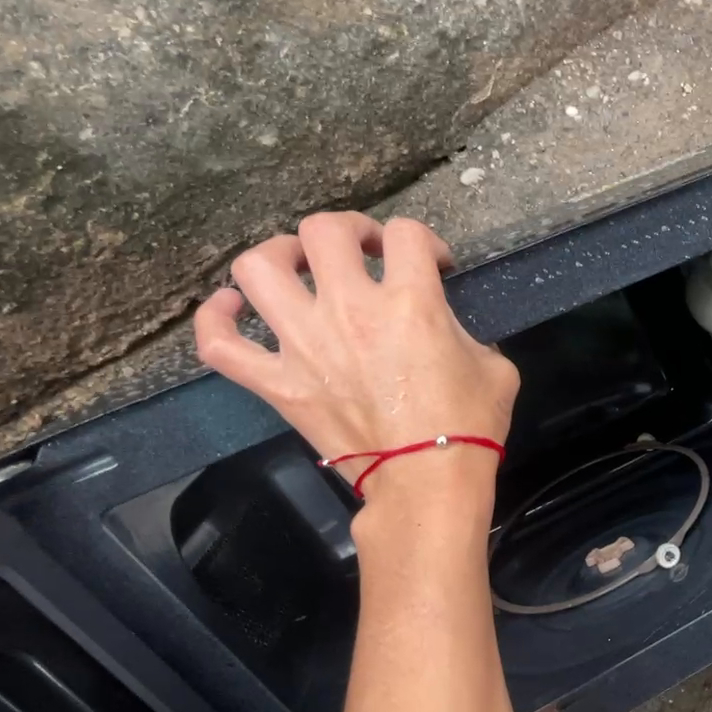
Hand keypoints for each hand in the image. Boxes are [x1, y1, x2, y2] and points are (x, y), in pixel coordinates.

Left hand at [193, 212, 519, 494]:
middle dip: (348, 231)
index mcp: (411, 304)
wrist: (429, 480)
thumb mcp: (495, 368)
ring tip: (298, 267)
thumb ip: (467, 334)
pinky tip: (231, 308)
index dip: (424, 241)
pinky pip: (219, 342)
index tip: (435, 265)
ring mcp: (303, 345)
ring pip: (257, 269)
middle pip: (323, 232)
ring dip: (277, 256)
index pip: (406, 235)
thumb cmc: (471, 425)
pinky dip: (216, 318)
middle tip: (366, 252)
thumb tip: (446, 330)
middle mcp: (349, 311)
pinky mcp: (276, 382)